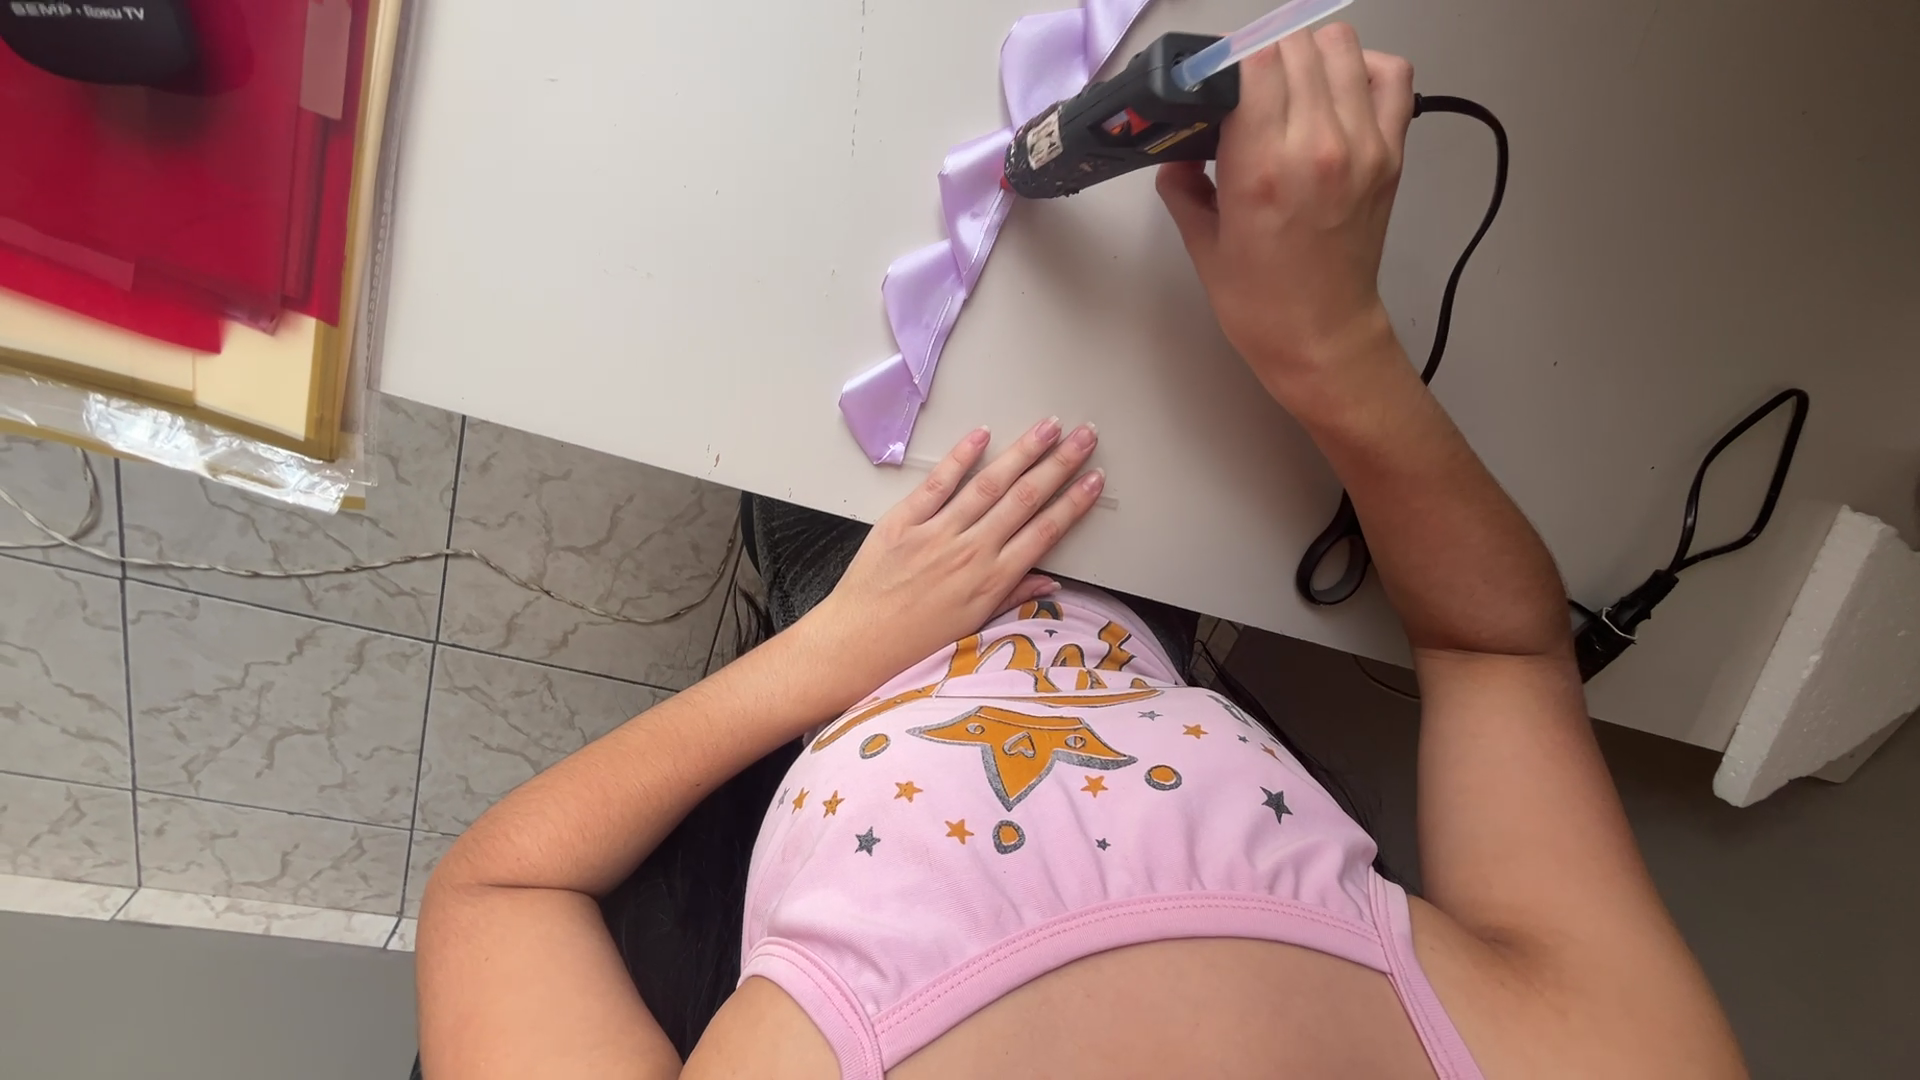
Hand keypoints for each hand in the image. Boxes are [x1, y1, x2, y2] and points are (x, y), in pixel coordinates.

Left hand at [799, 418, 1103, 692]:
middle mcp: (971, 552)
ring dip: (1023, 452)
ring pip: (989, 485)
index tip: (1095, 478)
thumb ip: (1014, 597)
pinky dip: (960, 457)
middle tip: (1085, 435)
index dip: (1074, 502)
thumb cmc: (915, 642)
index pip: (1046, 531)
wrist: (858, 644)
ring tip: (1048, 427)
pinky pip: (937, 484)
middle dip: (1060, 464)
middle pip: (1026, 499)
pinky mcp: (903, 522)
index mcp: (992, 580)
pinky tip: (982, 434)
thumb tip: (1051, 583)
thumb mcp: (974, 627)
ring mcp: (937, 534)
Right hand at [1156, 24, 1414, 400]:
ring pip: (1340, 46)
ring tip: (1288, 90)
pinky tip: (1335, 93)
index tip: (1213, 84)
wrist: (1321, 337)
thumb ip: (1185, 191)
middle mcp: (1317, 145)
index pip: (1253, 63)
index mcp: (1262, 171)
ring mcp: (1363, 144)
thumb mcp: (1204, 249)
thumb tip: (1176, 155)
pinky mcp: (1391, 151)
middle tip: (1243, 93)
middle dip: (1260, 58)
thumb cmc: (1259, 305)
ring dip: (1306, 55)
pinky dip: (1362, 68)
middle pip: (1294, 45)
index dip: (1228, 63)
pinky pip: (1390, 73)